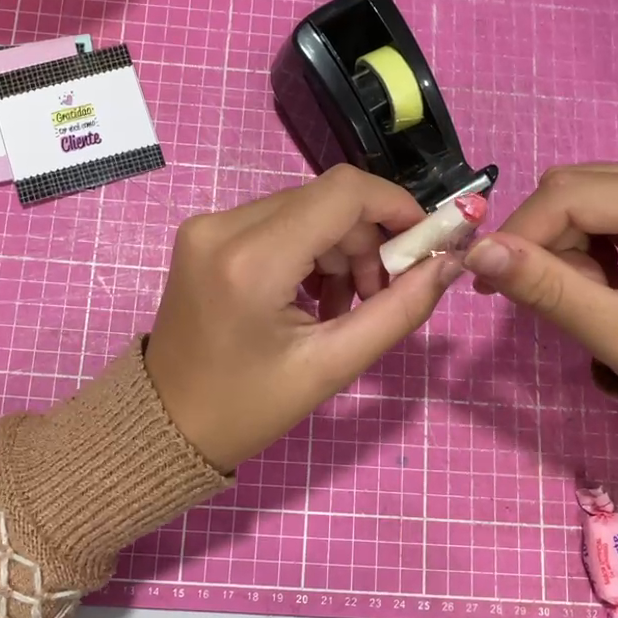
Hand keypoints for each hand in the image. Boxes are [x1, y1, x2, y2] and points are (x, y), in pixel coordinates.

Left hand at [146, 165, 463, 470]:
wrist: (167, 425)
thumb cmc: (248, 407)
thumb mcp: (331, 366)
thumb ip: (398, 311)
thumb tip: (450, 263)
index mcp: (252, 260)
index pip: (342, 192)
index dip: (395, 206)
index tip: (424, 243)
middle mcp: (223, 226)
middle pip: (325, 201)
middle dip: (368, 241)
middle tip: (380, 296)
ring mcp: (208, 226)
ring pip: (304, 210)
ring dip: (339, 249)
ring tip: (344, 307)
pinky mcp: (205, 235)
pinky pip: (277, 222)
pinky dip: (308, 251)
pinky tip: (313, 297)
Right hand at [463, 162, 617, 396]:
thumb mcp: (617, 335)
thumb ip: (547, 290)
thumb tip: (477, 250)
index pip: (574, 195)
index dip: (521, 232)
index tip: (488, 281)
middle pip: (574, 188)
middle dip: (546, 242)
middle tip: (551, 296)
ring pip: (579, 192)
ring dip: (561, 243)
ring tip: (585, 290)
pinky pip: (598, 201)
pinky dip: (581, 240)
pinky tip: (600, 274)